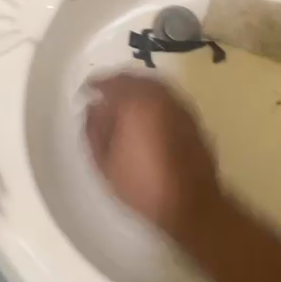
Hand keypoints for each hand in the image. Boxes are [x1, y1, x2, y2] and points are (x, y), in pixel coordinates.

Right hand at [83, 73, 225, 237]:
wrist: (191, 204)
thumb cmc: (142, 185)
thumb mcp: (105, 163)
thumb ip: (94, 129)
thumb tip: (93, 108)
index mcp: (136, 103)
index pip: (112, 81)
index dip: (96, 84)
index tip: (87, 91)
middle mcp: (160, 97)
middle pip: (135, 77)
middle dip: (118, 82)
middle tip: (104, 93)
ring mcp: (180, 105)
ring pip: (155, 85)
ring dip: (137, 88)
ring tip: (123, 104)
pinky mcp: (193, 118)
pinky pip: (168, 97)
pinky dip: (154, 98)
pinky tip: (146, 115)